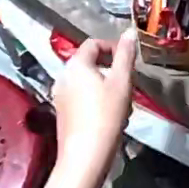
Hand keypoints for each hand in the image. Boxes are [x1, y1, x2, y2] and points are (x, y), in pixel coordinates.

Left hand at [49, 31, 136, 186]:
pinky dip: (96, 98)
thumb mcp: (122, 81)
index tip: (129, 60)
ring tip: (122, 102)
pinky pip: (81, 96)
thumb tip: (130, 31)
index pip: (93, 43)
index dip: (113, 47)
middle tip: (129, 83)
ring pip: (86, 81)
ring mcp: (59, 96)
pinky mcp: (61, 113)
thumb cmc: (106, 114)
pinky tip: (110, 115)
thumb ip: (126, 55)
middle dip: (111, 69)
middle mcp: (62, 76)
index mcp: (76, 65)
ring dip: (105, 85)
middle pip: (89, 62)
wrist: (85, 156)